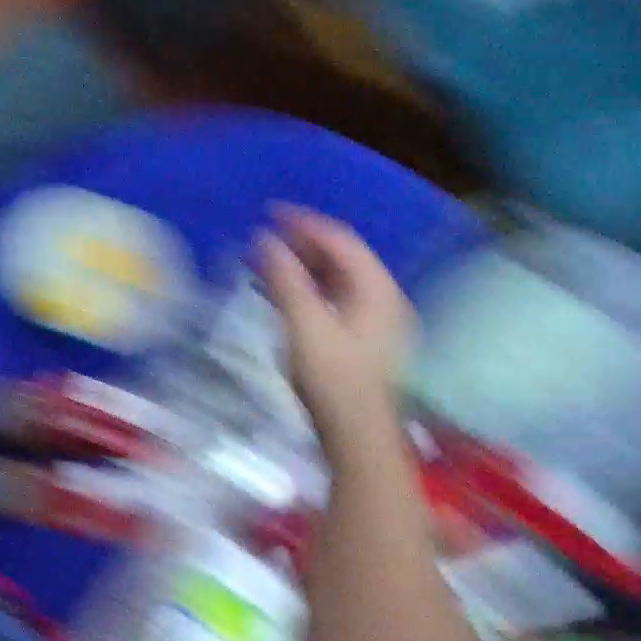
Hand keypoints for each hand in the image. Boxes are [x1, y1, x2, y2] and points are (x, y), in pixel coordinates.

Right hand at [256, 205, 415, 432]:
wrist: (354, 430)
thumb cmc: (332, 376)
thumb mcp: (304, 325)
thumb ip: (285, 281)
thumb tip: (266, 241)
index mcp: (376, 291)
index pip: (342, 242)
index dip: (306, 223)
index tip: (269, 211)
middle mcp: (380, 299)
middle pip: (340, 258)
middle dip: (300, 242)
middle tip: (261, 233)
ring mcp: (369, 319)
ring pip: (332, 278)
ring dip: (298, 263)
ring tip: (260, 257)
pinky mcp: (354, 336)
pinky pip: (327, 296)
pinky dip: (300, 285)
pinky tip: (274, 289)